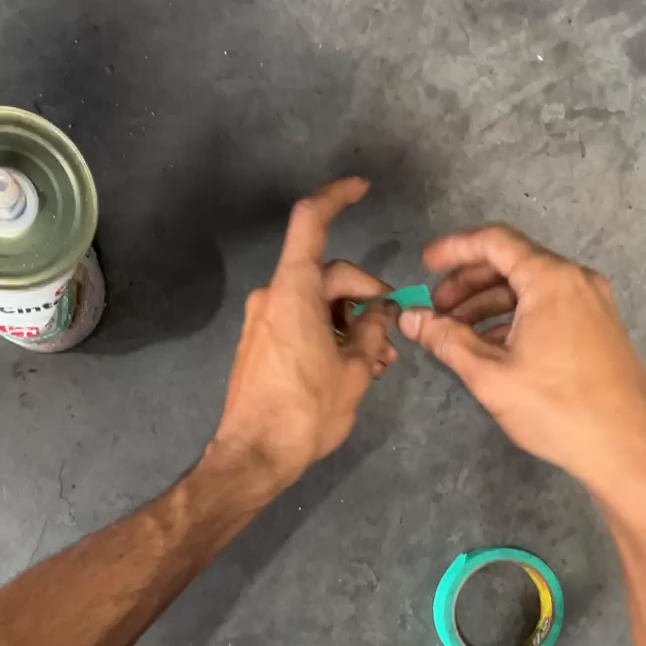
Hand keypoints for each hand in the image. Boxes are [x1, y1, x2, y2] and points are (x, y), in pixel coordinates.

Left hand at [209, 177, 399, 494]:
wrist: (252, 456)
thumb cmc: (305, 412)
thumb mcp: (354, 371)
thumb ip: (373, 331)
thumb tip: (382, 311)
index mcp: (293, 292)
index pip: (310, 222)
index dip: (336, 197)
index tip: (360, 189)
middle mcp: (272, 298)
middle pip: (327, 274)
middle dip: (365, 296)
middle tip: (393, 330)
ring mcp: (261, 324)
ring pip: (316, 304)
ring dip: (351, 321)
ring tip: (381, 359)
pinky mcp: (259, 347)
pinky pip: (299, 325)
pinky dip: (328, 334)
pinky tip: (353, 365)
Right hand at [398, 225, 645, 512]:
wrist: (625, 445)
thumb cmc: (555, 408)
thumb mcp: (490, 375)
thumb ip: (446, 340)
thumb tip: (411, 317)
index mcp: (551, 280)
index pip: (495, 242)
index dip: (454, 248)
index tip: (424, 264)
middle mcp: (575, 280)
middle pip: (512, 263)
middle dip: (467, 282)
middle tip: (435, 310)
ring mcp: (592, 303)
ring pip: (529, 288)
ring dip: (487, 303)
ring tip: (456, 334)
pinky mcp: (597, 327)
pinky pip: (546, 307)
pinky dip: (513, 317)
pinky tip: (491, 347)